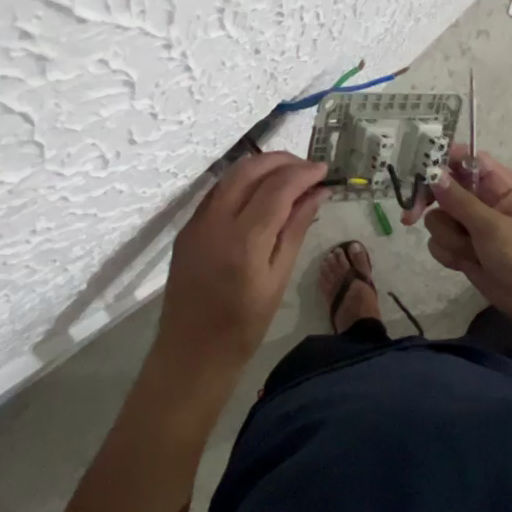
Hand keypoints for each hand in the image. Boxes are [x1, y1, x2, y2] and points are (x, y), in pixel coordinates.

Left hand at [155, 152, 327, 365]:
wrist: (193, 350)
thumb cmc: (245, 325)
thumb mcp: (278, 278)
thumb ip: (295, 229)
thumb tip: (317, 193)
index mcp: (244, 241)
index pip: (277, 188)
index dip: (303, 173)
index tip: (324, 169)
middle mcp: (216, 222)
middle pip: (249, 170)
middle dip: (281, 161)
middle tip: (308, 168)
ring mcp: (196, 223)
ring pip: (230, 176)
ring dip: (260, 168)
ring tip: (289, 176)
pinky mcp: (187, 228)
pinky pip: (217, 193)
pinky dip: (241, 183)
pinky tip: (260, 193)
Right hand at [411, 146, 511, 321]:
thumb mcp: (492, 226)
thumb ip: (460, 200)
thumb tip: (433, 174)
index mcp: (497, 184)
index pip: (463, 158)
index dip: (440, 160)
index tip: (418, 172)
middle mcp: (480, 199)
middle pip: (440, 187)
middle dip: (428, 204)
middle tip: (411, 216)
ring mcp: (469, 224)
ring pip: (436, 218)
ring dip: (449, 237)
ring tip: (472, 251)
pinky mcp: (461, 247)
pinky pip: (437, 241)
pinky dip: (448, 254)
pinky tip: (466, 263)